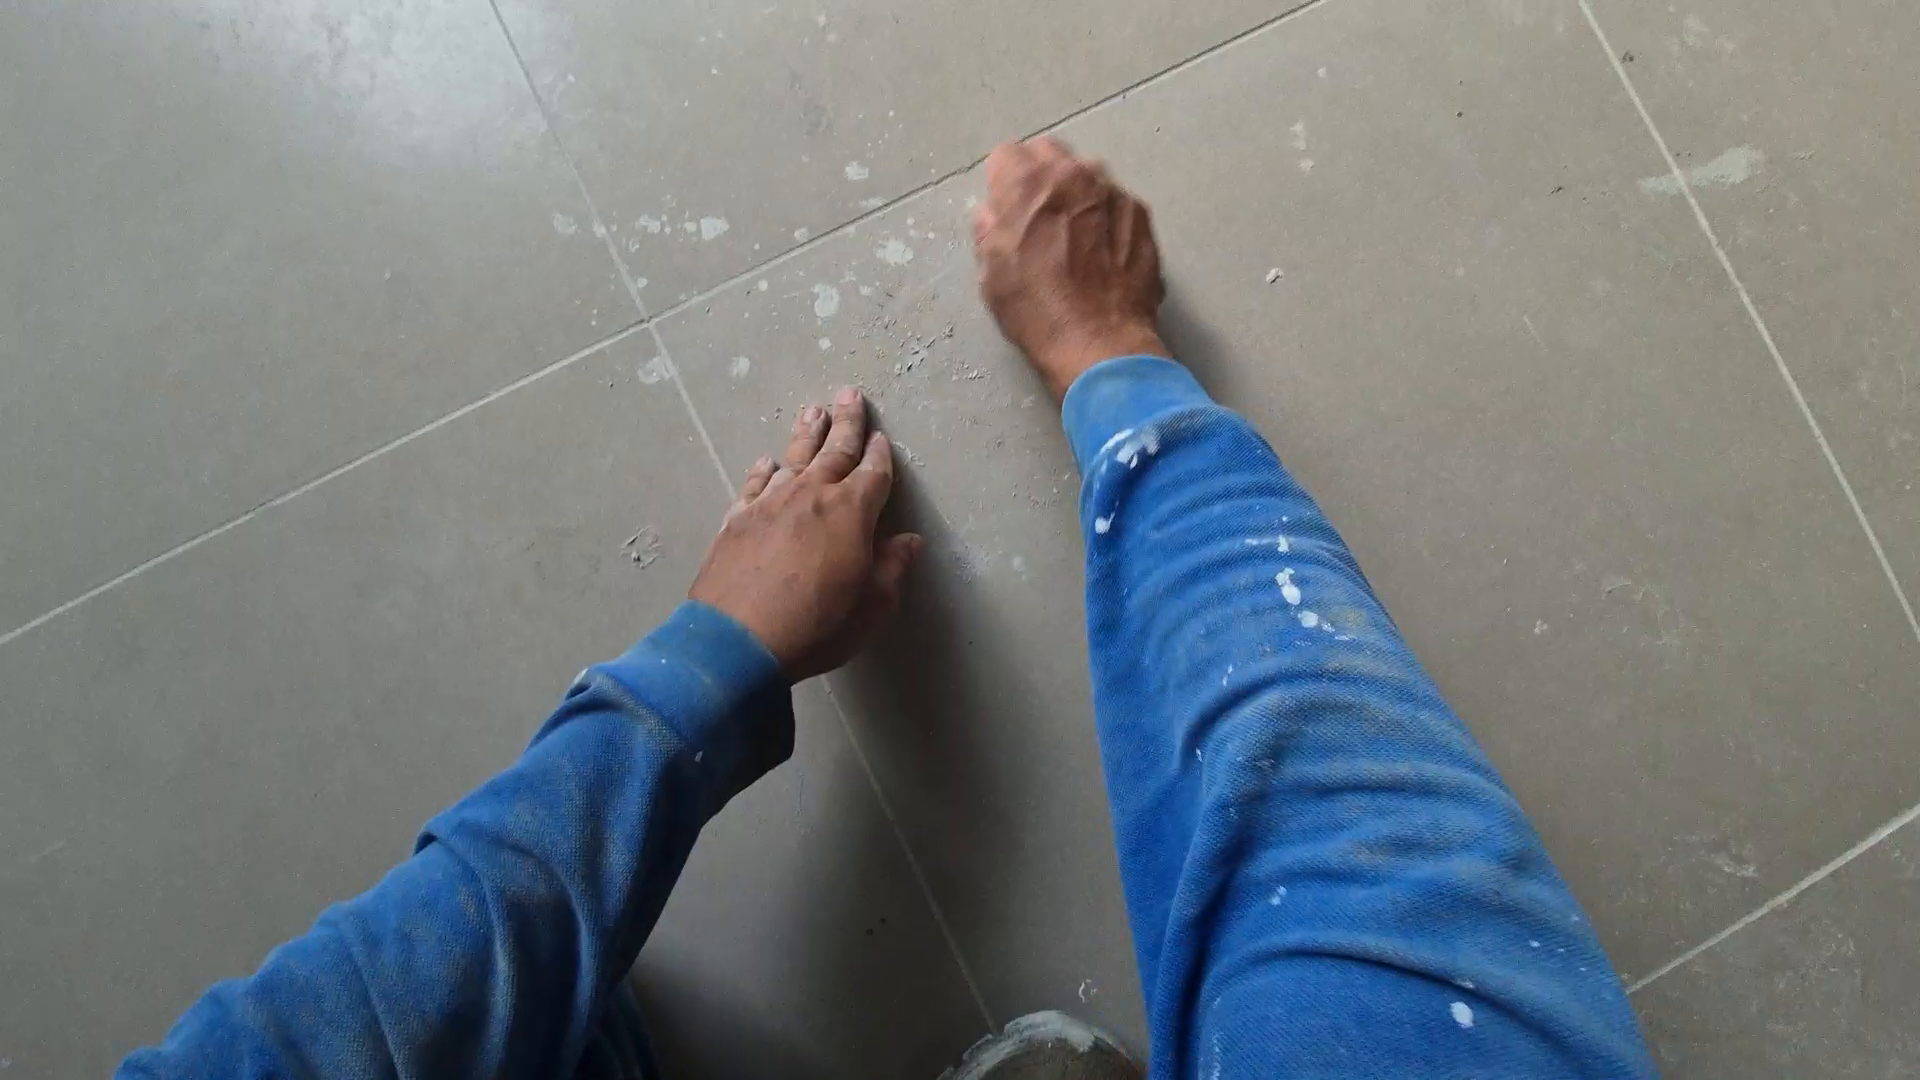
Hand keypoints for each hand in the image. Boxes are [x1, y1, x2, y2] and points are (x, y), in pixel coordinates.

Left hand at [689, 386, 923, 681]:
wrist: (738, 641)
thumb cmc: (817, 627)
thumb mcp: (871, 607)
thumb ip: (892, 569)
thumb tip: (909, 541)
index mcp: (852, 513)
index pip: (874, 474)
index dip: (881, 455)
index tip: (883, 438)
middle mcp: (812, 496)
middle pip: (835, 450)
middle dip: (847, 422)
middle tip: (850, 393)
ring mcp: (770, 503)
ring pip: (794, 457)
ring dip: (807, 434)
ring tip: (813, 411)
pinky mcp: (737, 519)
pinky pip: (754, 485)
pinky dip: (764, 471)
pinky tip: (767, 462)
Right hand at [974, 137, 1169, 401]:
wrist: (1099, 343)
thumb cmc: (1036, 313)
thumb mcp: (992, 277)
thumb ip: (989, 233)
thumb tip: (992, 216)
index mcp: (1026, 184)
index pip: (1005, 156)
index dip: (1001, 185)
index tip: (1005, 212)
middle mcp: (1072, 174)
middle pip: (1048, 154)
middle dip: (1039, 179)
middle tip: (1037, 220)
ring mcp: (1112, 191)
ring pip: (1086, 175)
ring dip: (1076, 195)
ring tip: (1074, 238)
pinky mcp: (1141, 214)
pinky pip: (1115, 203)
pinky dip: (1105, 218)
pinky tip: (1102, 255)